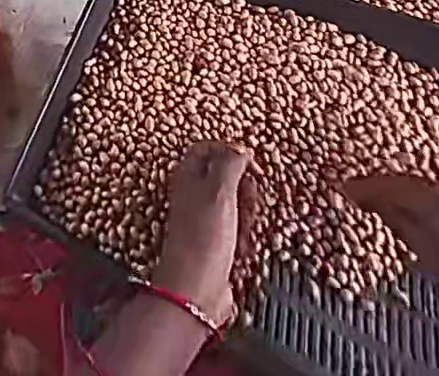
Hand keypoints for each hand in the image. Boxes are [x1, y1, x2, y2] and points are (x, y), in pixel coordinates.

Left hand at [152, 142, 253, 326]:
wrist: (195, 290)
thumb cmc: (204, 236)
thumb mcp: (220, 190)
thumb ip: (230, 163)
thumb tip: (241, 148)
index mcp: (188, 174)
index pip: (206, 148)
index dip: (229, 150)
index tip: (250, 163)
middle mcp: (192, 192)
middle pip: (222, 174)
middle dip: (242, 185)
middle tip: (250, 196)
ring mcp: (201, 218)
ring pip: (231, 203)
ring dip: (245, 212)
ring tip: (246, 226)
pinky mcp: (212, 242)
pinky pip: (234, 229)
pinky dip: (243, 234)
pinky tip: (244, 246)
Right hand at [341, 175, 438, 329]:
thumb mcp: (433, 258)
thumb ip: (403, 227)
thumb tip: (378, 206)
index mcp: (432, 199)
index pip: (388, 186)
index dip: (364, 188)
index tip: (346, 188)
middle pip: (408, 183)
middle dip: (385, 186)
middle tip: (364, 192)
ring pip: (428, 189)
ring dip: (407, 193)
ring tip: (391, 203)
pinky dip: (429, 201)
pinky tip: (428, 214)